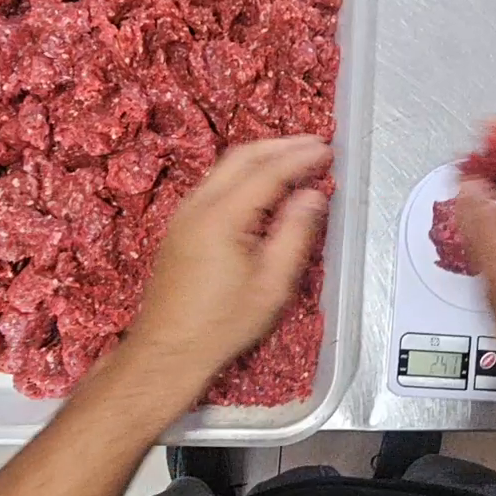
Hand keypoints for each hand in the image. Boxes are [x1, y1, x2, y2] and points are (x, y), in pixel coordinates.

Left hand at [110, 136, 330, 403]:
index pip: (268, 172)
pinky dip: (245, 172)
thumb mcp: (271, 284)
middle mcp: (198, 205)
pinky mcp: (180, 225)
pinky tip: (264, 182)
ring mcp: (184, 213)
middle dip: (281, 146)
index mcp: (222, 217)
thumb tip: (313, 195)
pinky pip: (216, 182)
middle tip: (315, 144)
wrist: (167, 350)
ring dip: (262, 155)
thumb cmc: (224, 323)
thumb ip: (295, 233)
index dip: (300, 158)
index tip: (328, 150)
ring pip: (226, 167)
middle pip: (243, 157)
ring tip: (295, 156)